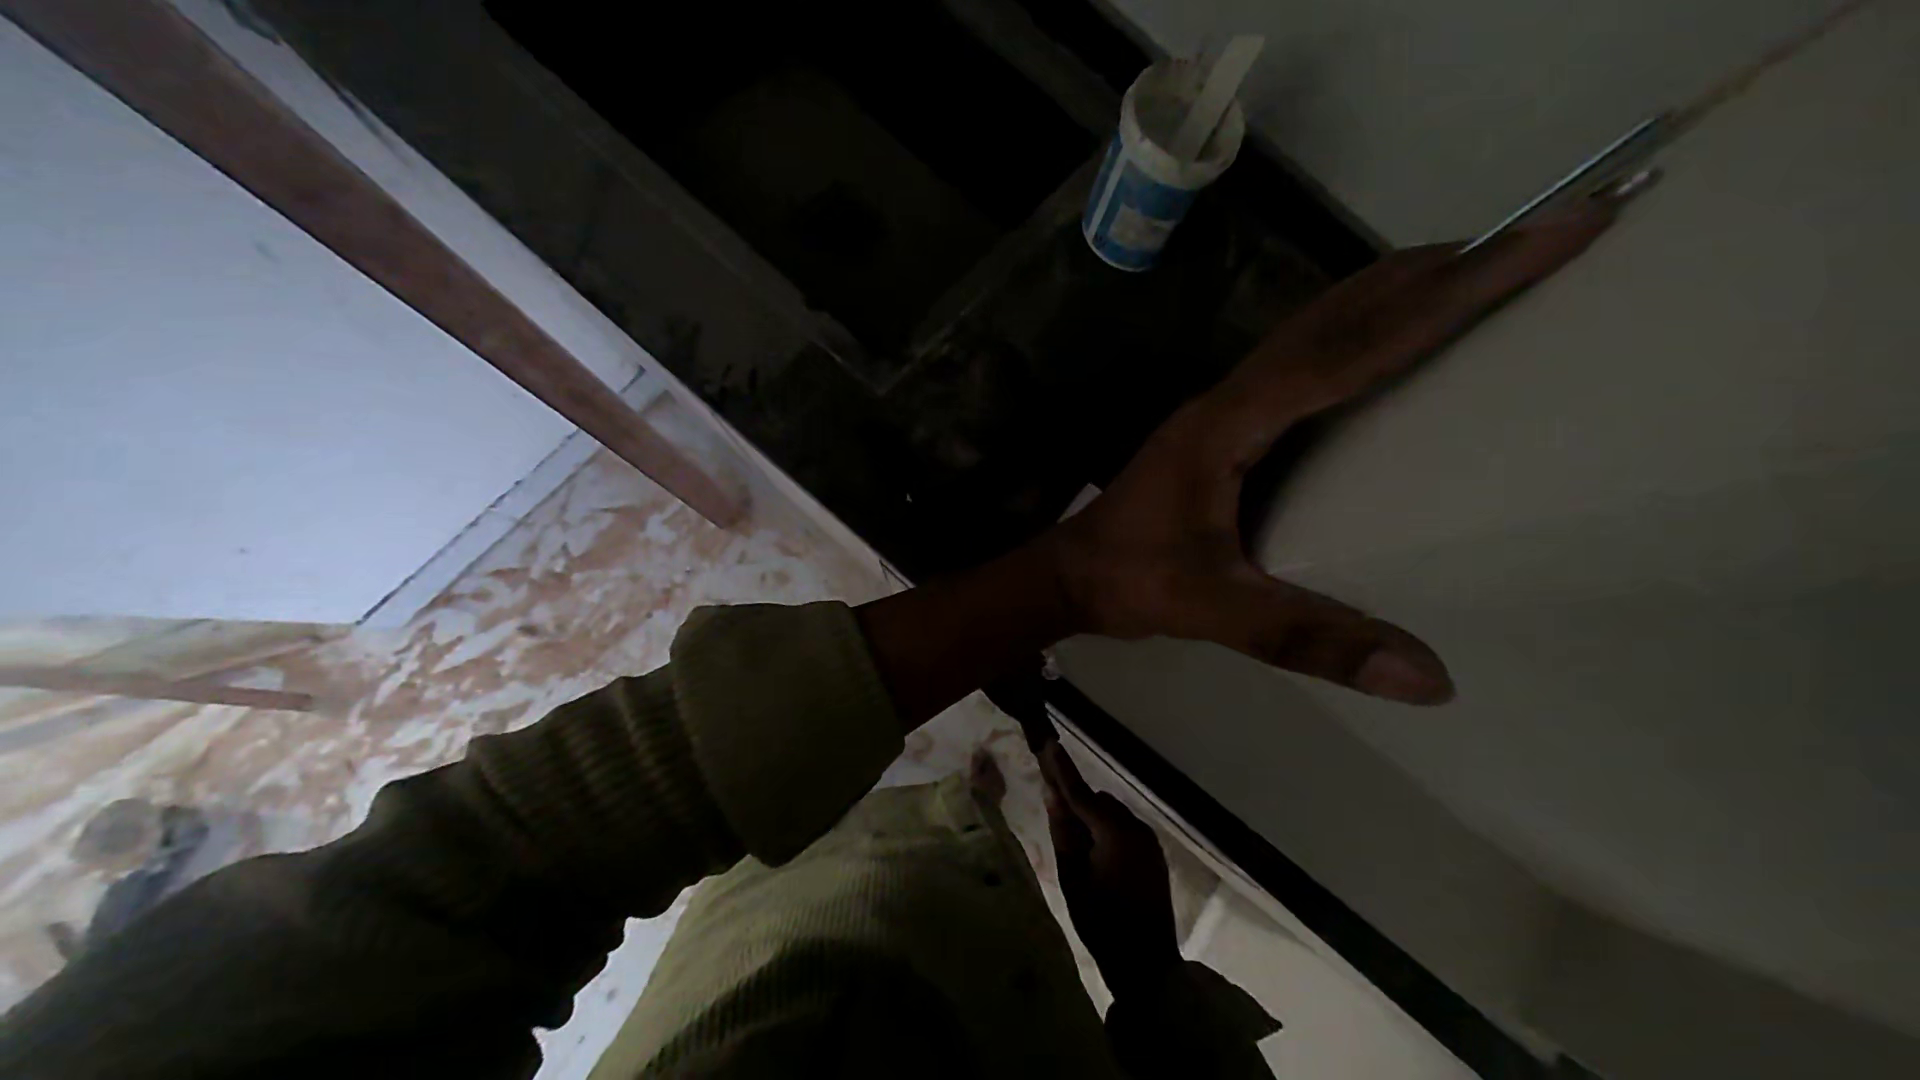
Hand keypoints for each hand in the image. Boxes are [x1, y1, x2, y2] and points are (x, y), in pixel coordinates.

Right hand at [1039, 740, 1180, 999]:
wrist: (1146, 963)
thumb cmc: (1101, 922)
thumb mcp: (1072, 877)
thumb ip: (1063, 831)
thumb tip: (1053, 795)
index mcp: (1114, 832)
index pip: (1080, 793)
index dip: (1062, 769)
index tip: (1049, 742)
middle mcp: (1136, 828)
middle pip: (1098, 802)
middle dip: (1078, 805)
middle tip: (1057, 822)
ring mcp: (1149, 841)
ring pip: (1112, 815)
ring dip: (1094, 820)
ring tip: (1078, 850)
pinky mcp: (1154, 854)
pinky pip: (1125, 830)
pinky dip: (1108, 832)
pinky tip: (1098, 857)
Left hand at [1043, 207, 1619, 703]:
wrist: (1067, 575)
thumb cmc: (1128, 582)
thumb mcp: (1213, 610)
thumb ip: (1308, 640)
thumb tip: (1430, 679)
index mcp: (1230, 424)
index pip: (1352, 346)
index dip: (1451, 291)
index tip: (1546, 233)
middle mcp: (1228, 399)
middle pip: (1338, 316)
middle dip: (1436, 273)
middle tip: (1531, 237)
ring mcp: (1221, 409)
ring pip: (1314, 329)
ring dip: (1392, 295)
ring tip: (1474, 272)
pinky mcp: (1221, 428)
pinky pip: (1299, 363)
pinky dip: (1354, 336)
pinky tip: (1385, 349)